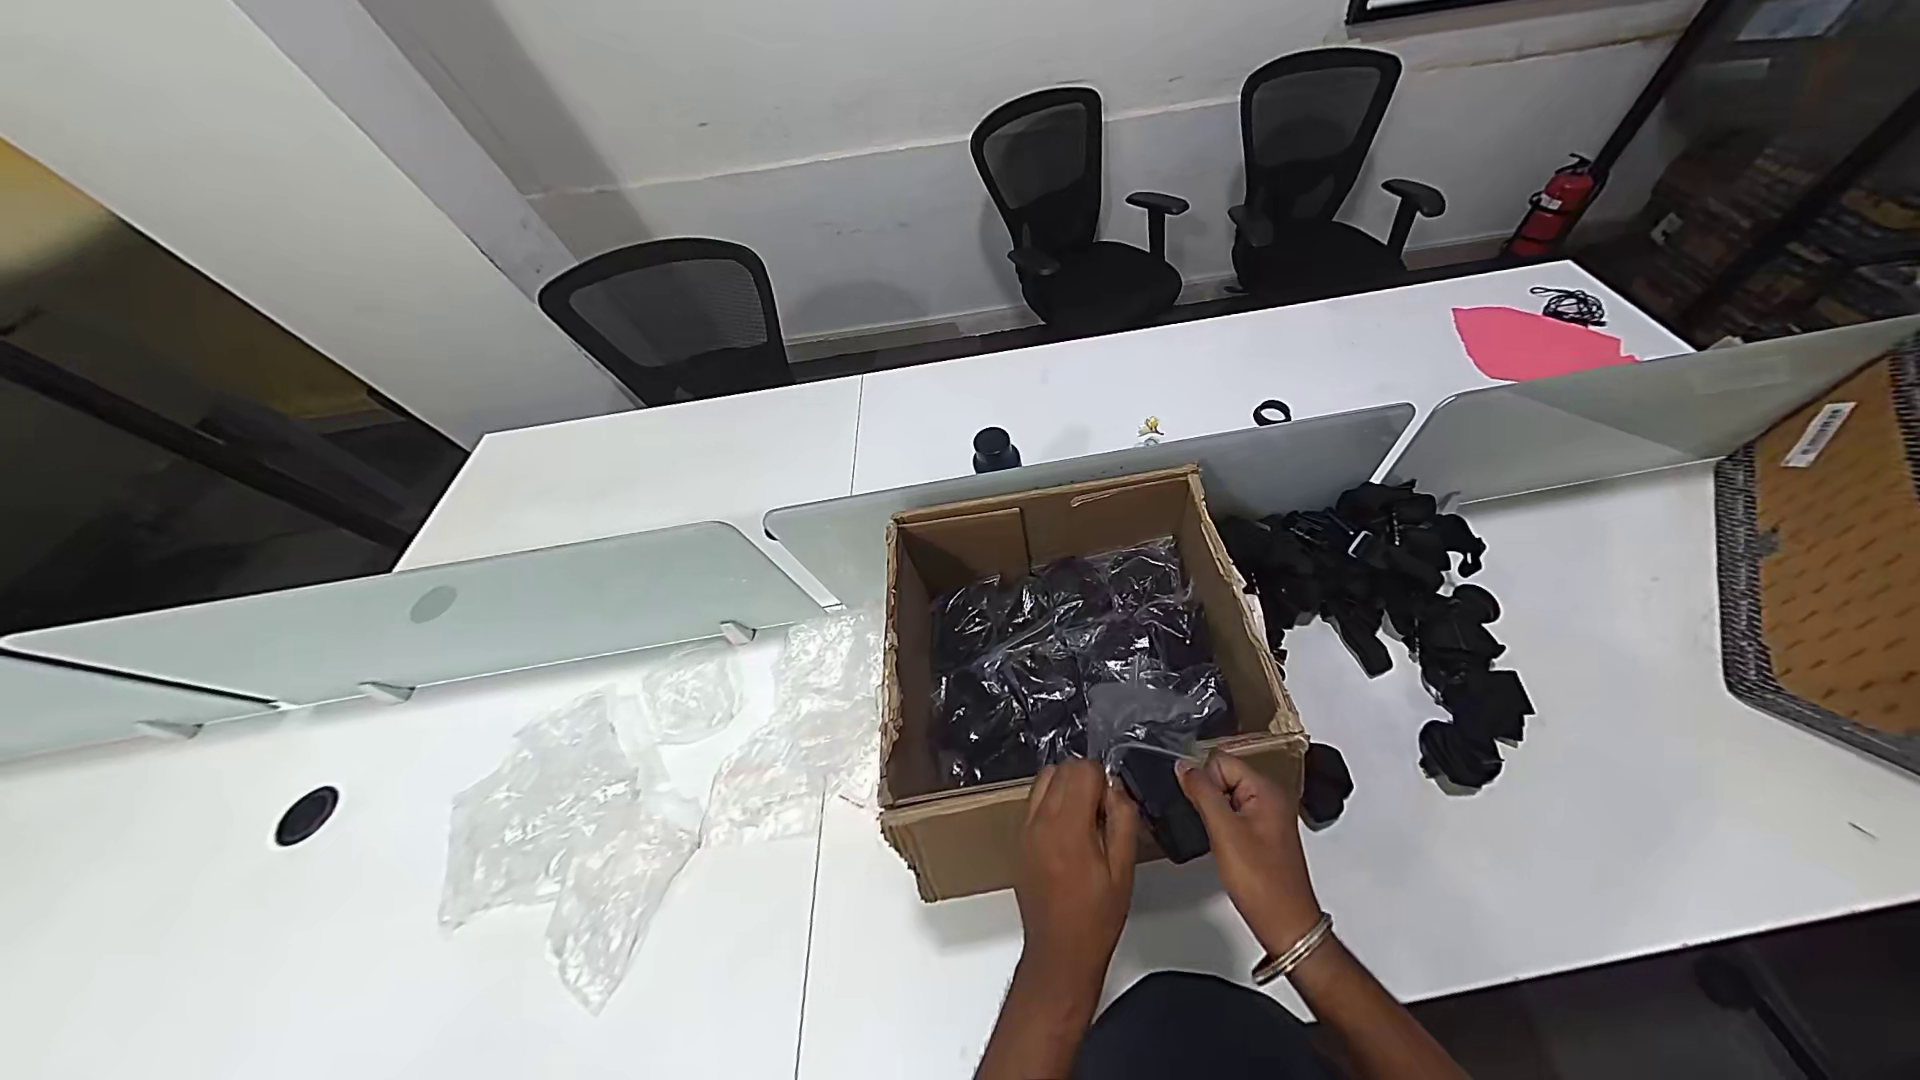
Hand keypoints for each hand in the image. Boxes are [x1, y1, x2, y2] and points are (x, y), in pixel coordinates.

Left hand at [1014, 760, 1141, 989]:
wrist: (1060, 951)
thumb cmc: (1094, 918)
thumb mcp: (1123, 869)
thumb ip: (1123, 819)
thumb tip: (1116, 788)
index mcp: (1068, 828)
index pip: (1083, 770)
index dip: (1104, 780)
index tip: (1113, 803)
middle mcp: (1040, 822)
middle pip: (1063, 767)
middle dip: (1087, 778)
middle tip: (1103, 811)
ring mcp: (1025, 828)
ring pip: (1045, 777)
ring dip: (1067, 785)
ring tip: (1085, 818)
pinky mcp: (1019, 836)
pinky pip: (1034, 798)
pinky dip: (1052, 799)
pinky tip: (1069, 828)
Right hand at [1177, 750, 1321, 955]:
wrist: (1285, 924)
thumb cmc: (1263, 884)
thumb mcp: (1224, 831)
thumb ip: (1202, 792)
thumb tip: (1183, 765)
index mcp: (1267, 790)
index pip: (1220, 761)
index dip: (1205, 782)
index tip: (1206, 809)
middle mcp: (1270, 797)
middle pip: (1222, 776)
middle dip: (1208, 797)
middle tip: (1216, 828)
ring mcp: (1267, 815)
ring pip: (1224, 795)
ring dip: (1214, 813)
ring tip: (1221, 839)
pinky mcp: (1261, 831)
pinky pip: (1231, 812)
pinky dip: (1221, 825)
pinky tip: (1225, 845)